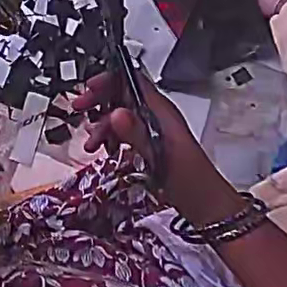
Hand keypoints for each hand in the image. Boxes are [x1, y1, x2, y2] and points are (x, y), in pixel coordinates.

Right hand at [74, 69, 244, 224]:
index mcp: (161, 112)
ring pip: (120, 114)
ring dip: (102, 123)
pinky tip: (104, 148)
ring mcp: (153, 128)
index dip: (109, 80)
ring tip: (92, 142)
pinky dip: (110, 136)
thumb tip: (116, 113)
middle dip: (98, 100)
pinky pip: (124, 130)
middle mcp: (156, 115)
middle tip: (80, 108)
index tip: (89, 88)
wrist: (206, 207)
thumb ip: (137, 133)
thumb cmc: (191, 182)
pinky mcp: (149, 142)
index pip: (132, 81)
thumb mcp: (159, 157)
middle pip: (122, 94)